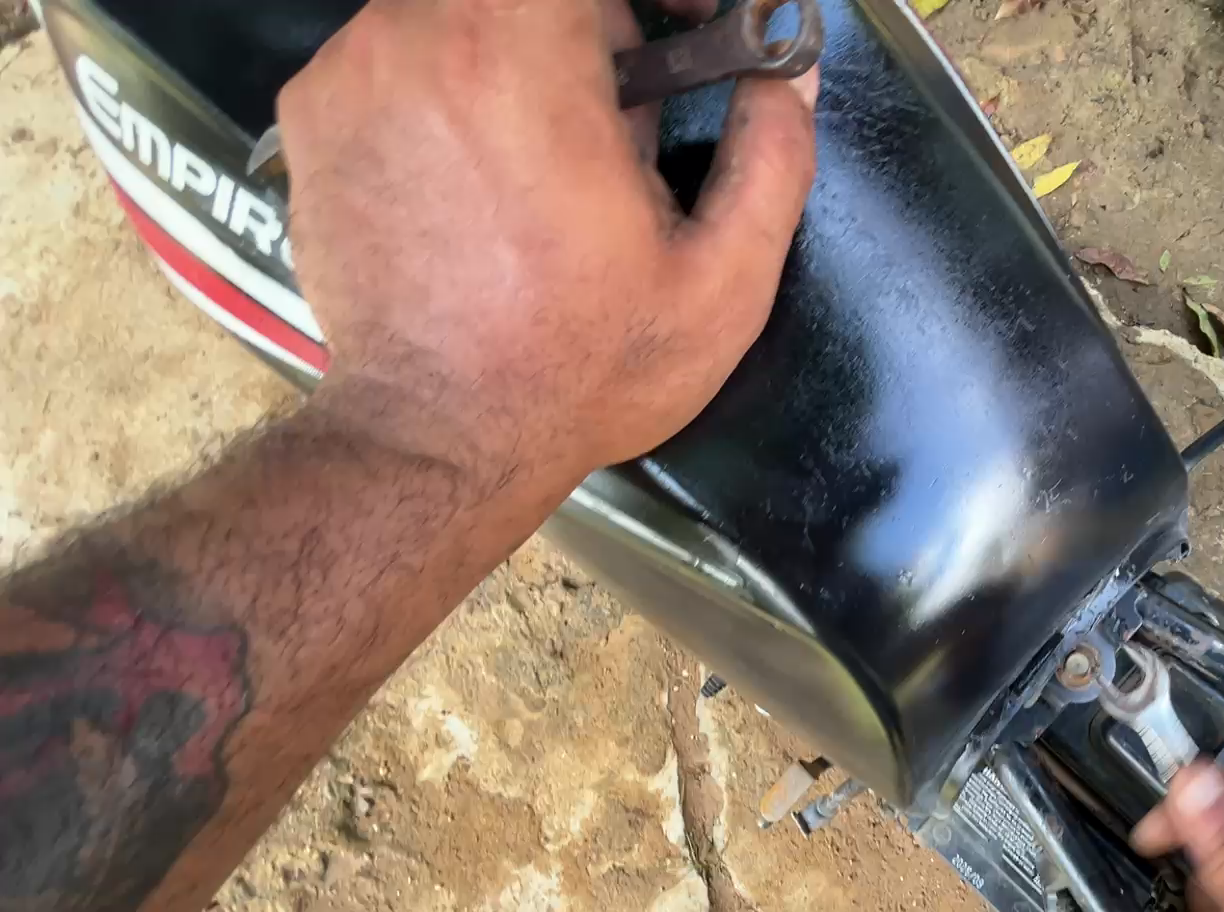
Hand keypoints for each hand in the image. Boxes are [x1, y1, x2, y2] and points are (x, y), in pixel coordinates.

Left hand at [276, 0, 817, 479]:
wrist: (448, 439)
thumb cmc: (595, 369)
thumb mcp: (725, 287)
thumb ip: (774, 165)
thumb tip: (789, 81)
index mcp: (522, 65)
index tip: (693, 23)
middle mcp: (415, 38)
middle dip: (599, 33)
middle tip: (634, 124)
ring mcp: (351, 73)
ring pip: (468, 14)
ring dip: (533, 66)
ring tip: (566, 177)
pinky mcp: (316, 116)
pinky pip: (411, 57)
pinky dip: (468, 94)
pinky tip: (497, 194)